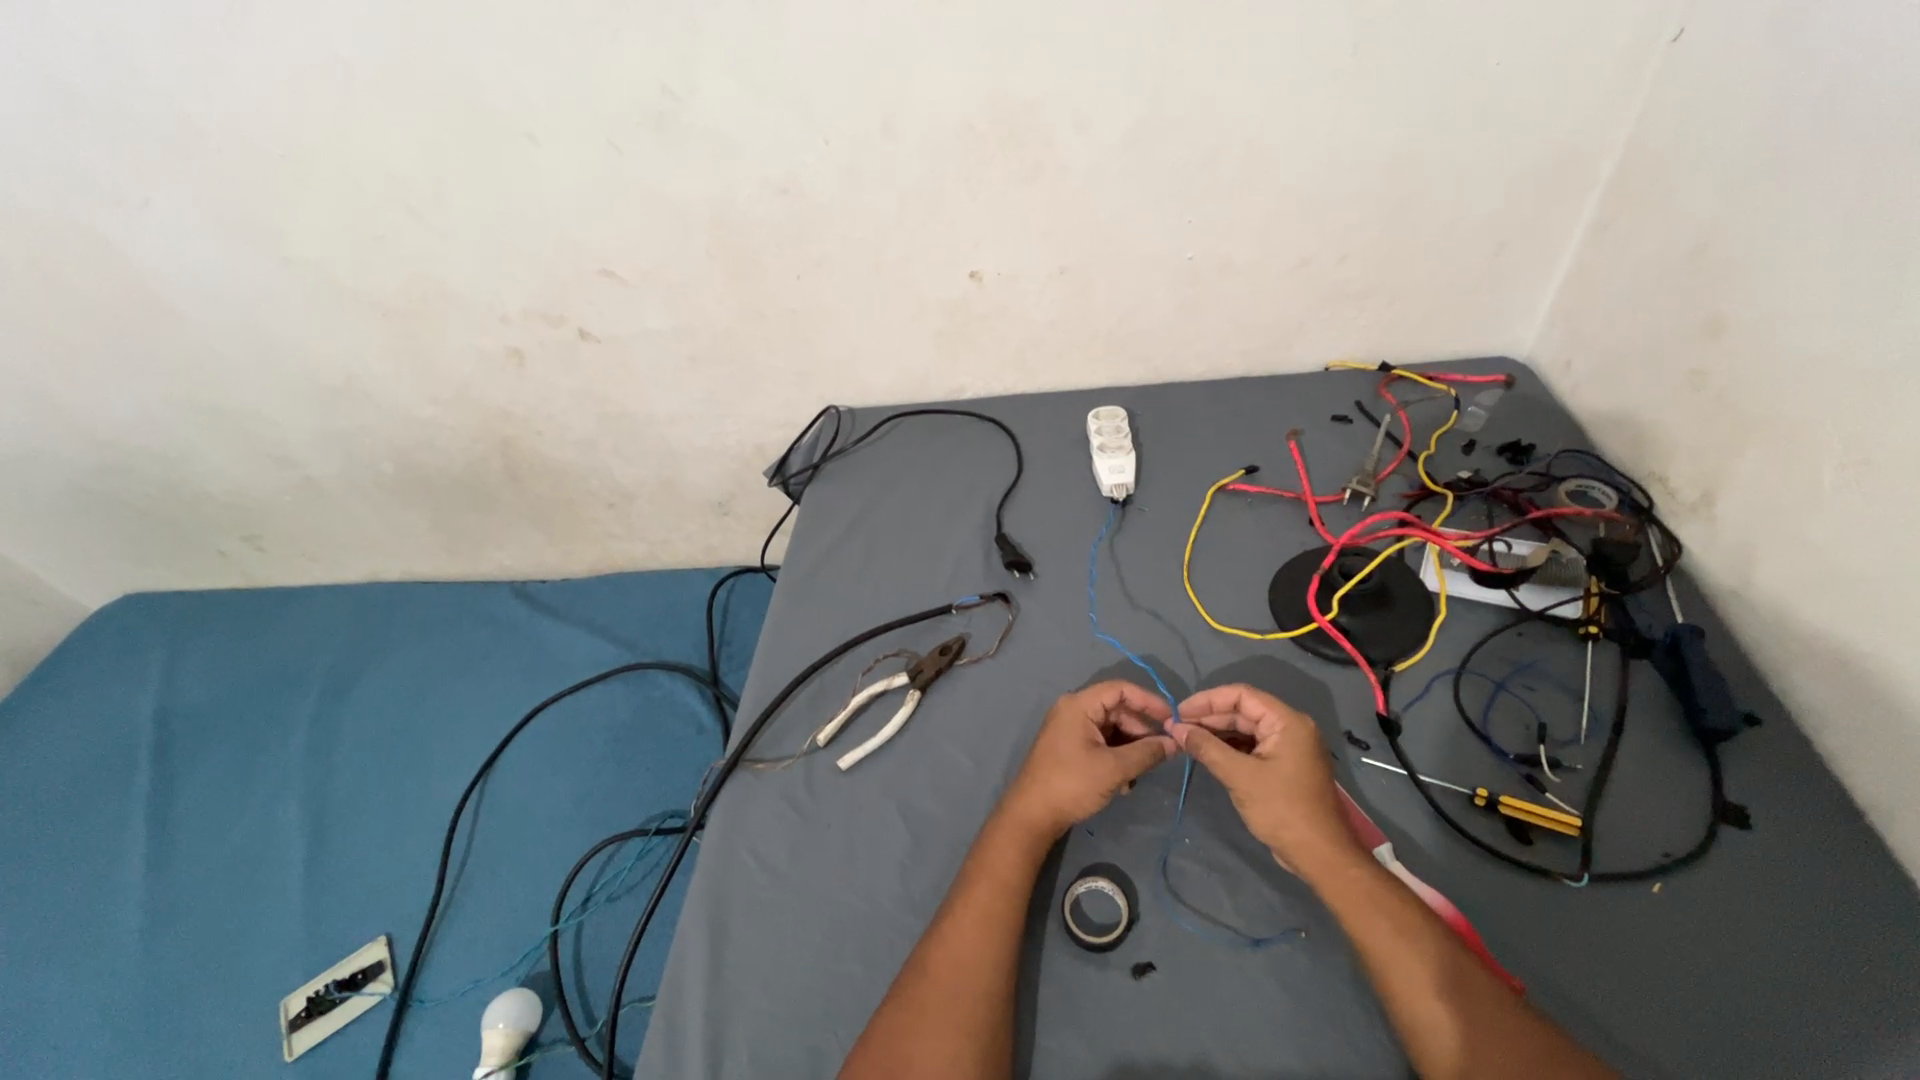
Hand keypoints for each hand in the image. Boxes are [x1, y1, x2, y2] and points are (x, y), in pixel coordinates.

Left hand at [999, 681, 1176, 837]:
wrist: (1033, 814)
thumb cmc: (1072, 784)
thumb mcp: (1115, 769)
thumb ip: (1147, 752)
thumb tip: (1175, 743)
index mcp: (1079, 705)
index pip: (1121, 689)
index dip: (1149, 701)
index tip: (1172, 720)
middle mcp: (1073, 710)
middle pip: (1117, 709)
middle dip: (1140, 730)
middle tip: (1160, 753)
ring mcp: (1070, 729)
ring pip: (1112, 728)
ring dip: (1130, 748)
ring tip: (1139, 774)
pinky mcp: (1070, 747)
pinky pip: (1101, 742)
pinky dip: (1116, 757)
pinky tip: (1124, 782)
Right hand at [1168, 684, 1359, 876]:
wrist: (1319, 854)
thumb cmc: (1282, 809)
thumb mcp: (1240, 776)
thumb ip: (1207, 747)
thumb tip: (1176, 728)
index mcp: (1287, 722)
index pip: (1241, 695)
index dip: (1207, 700)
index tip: (1179, 713)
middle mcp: (1289, 727)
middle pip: (1243, 711)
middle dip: (1209, 718)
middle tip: (1177, 728)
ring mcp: (1287, 747)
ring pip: (1245, 729)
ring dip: (1216, 733)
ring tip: (1186, 740)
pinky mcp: (1283, 764)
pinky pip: (1251, 746)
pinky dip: (1229, 748)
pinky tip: (1206, 753)